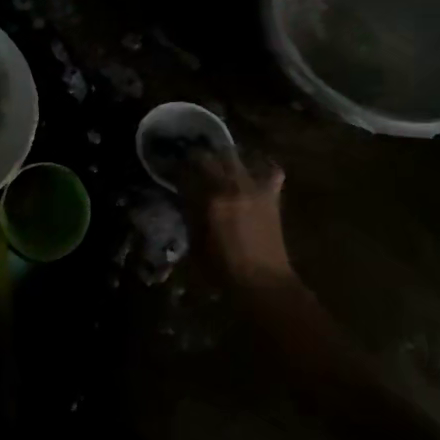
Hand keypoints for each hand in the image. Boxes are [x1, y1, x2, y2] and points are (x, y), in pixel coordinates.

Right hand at [184, 151, 291, 287]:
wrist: (263, 282)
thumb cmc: (223, 268)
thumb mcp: (195, 242)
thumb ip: (190, 214)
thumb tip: (184, 197)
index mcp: (208, 200)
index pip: (185, 173)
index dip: (174, 168)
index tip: (168, 167)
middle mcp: (230, 187)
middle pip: (208, 158)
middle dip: (196, 157)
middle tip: (189, 162)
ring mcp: (253, 188)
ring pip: (234, 157)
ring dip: (222, 157)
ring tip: (217, 162)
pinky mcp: (270, 195)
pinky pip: (270, 171)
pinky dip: (260, 168)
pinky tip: (252, 172)